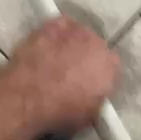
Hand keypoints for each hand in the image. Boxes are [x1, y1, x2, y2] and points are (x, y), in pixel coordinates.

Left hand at [3, 16, 119, 133]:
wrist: (29, 97)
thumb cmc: (61, 112)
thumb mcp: (88, 115)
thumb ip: (96, 97)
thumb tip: (92, 93)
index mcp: (111, 67)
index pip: (112, 67)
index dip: (99, 75)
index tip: (88, 83)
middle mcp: (99, 45)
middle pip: (96, 47)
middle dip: (86, 57)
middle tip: (70, 71)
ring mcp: (76, 31)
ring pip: (78, 34)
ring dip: (71, 44)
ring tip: (54, 58)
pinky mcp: (54, 24)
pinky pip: (60, 25)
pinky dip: (55, 32)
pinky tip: (46, 44)